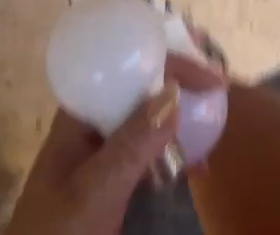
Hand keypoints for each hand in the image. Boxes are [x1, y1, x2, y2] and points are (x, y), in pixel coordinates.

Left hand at [4, 55, 226, 234]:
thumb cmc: (59, 232)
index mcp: (81, 113)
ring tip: (217, 112)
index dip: (173, 62)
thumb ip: (131, 145)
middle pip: (142, 83)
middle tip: (220, 82)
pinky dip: (179, 147)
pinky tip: (200, 161)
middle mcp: (95, 122)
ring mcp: (106, 151)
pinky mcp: (117, 178)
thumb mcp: (95, 191)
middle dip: (182, 78)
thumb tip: (174, 91)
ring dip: (184, 110)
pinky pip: (153, 149)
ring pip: (151, 115)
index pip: (129, 67)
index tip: (213, 78)